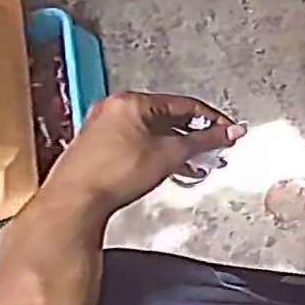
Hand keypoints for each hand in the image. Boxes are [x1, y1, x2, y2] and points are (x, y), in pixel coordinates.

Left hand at [39, 91, 242, 214]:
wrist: (75, 203)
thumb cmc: (113, 174)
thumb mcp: (172, 154)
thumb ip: (206, 140)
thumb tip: (230, 131)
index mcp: (132, 102)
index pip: (185, 104)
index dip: (212, 119)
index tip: (226, 130)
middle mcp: (114, 109)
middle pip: (169, 117)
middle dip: (194, 134)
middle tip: (213, 146)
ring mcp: (104, 127)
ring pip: (153, 131)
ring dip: (177, 146)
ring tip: (196, 161)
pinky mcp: (98, 146)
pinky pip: (138, 142)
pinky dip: (158, 152)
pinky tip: (170, 167)